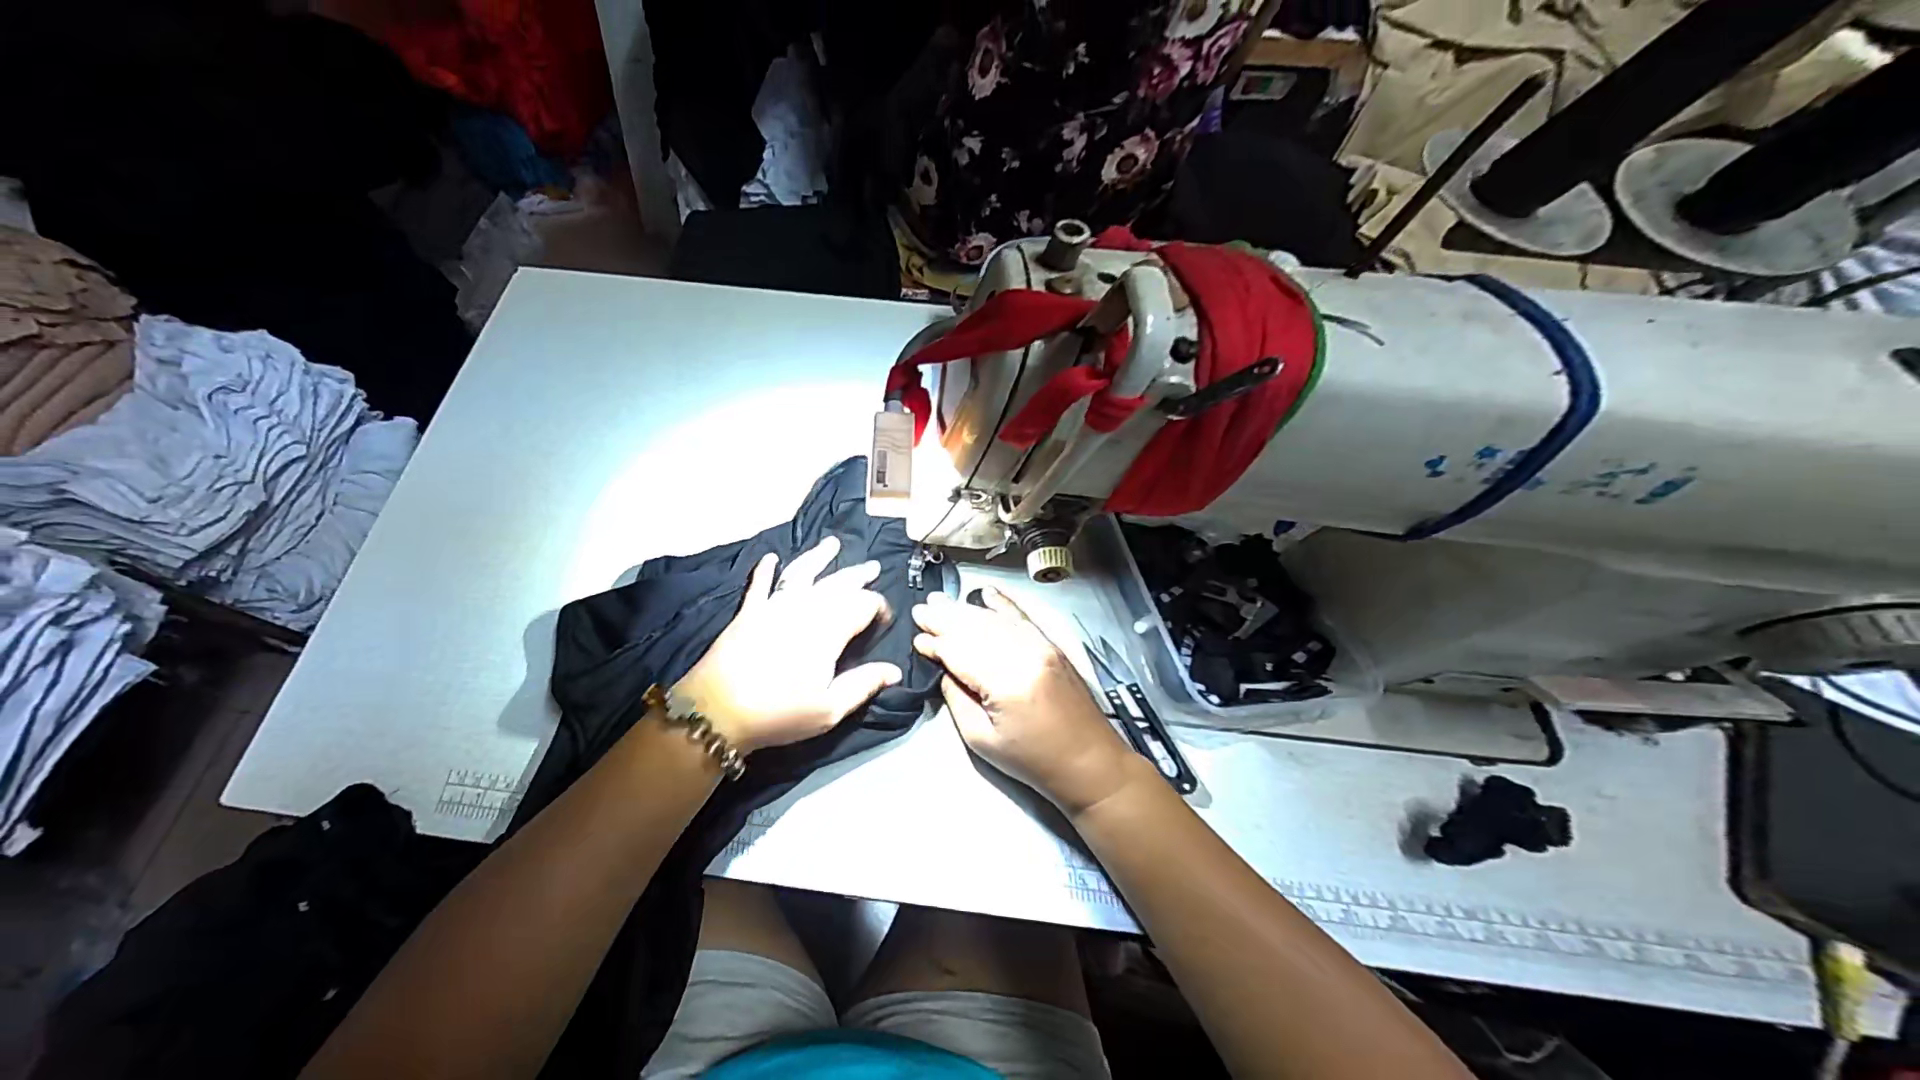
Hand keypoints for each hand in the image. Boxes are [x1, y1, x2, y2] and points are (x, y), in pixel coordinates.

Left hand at [674, 536, 900, 753]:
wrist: (716, 712)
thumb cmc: (778, 713)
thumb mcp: (829, 709)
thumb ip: (863, 685)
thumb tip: (893, 671)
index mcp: (829, 631)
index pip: (862, 606)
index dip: (878, 607)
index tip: (885, 619)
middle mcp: (804, 609)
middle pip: (837, 584)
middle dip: (858, 576)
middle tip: (873, 569)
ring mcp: (774, 607)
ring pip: (801, 573)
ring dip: (818, 557)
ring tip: (832, 544)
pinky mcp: (747, 612)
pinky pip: (760, 584)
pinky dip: (766, 570)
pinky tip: (771, 559)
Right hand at [911, 588, 1145, 815]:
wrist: (1088, 762)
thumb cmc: (1034, 760)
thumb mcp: (982, 739)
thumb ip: (958, 698)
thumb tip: (944, 669)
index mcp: (1006, 682)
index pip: (960, 651)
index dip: (936, 644)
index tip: (917, 640)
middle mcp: (1026, 655)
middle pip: (976, 628)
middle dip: (946, 618)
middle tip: (921, 611)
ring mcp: (1042, 646)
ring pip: (996, 619)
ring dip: (967, 610)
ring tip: (941, 602)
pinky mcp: (1052, 646)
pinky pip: (1022, 618)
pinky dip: (1003, 605)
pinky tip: (987, 594)